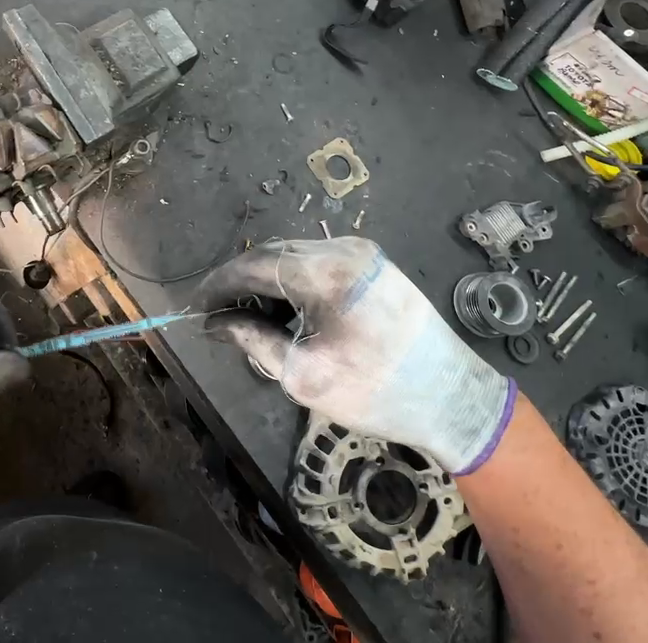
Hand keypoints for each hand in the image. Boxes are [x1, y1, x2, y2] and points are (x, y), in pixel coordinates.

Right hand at [199, 237, 514, 473]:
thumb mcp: (305, 374)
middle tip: (217, 315)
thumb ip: (253, 340)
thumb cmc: (378, 392)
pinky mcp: (370, 263)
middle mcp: (342, 249)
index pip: (254, 265)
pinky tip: (282, 311)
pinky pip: (313, 261)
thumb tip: (215, 324)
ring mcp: (359, 252)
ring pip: (291, 255)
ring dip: (263, 282)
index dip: (218, 285)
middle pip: (270, 254)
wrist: (453, 398)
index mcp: (327, 272)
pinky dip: (289, 281)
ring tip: (247, 317)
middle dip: (238, 283)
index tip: (195, 307)